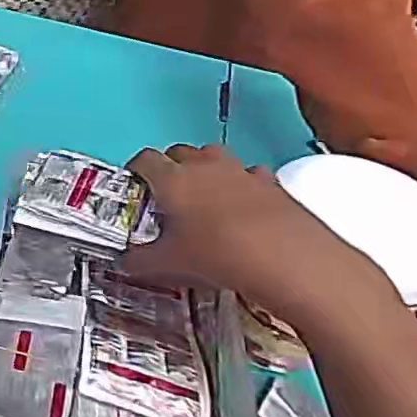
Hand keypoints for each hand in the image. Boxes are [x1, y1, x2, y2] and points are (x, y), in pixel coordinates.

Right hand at [122, 145, 386, 319]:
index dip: (135, 170)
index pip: (144, 159)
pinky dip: (240, 185)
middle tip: (164, 197)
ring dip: (204, 172)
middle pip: (179, 152)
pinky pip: (248, 174)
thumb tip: (125, 262)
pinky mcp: (273, 183)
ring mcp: (242, 171)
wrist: (290, 262)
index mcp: (173, 178)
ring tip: (201, 201)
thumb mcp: (167, 265)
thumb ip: (139, 260)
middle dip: (168, 169)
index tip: (133, 187)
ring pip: (214, 158)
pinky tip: (240, 210)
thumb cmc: (218, 256)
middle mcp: (205, 166)